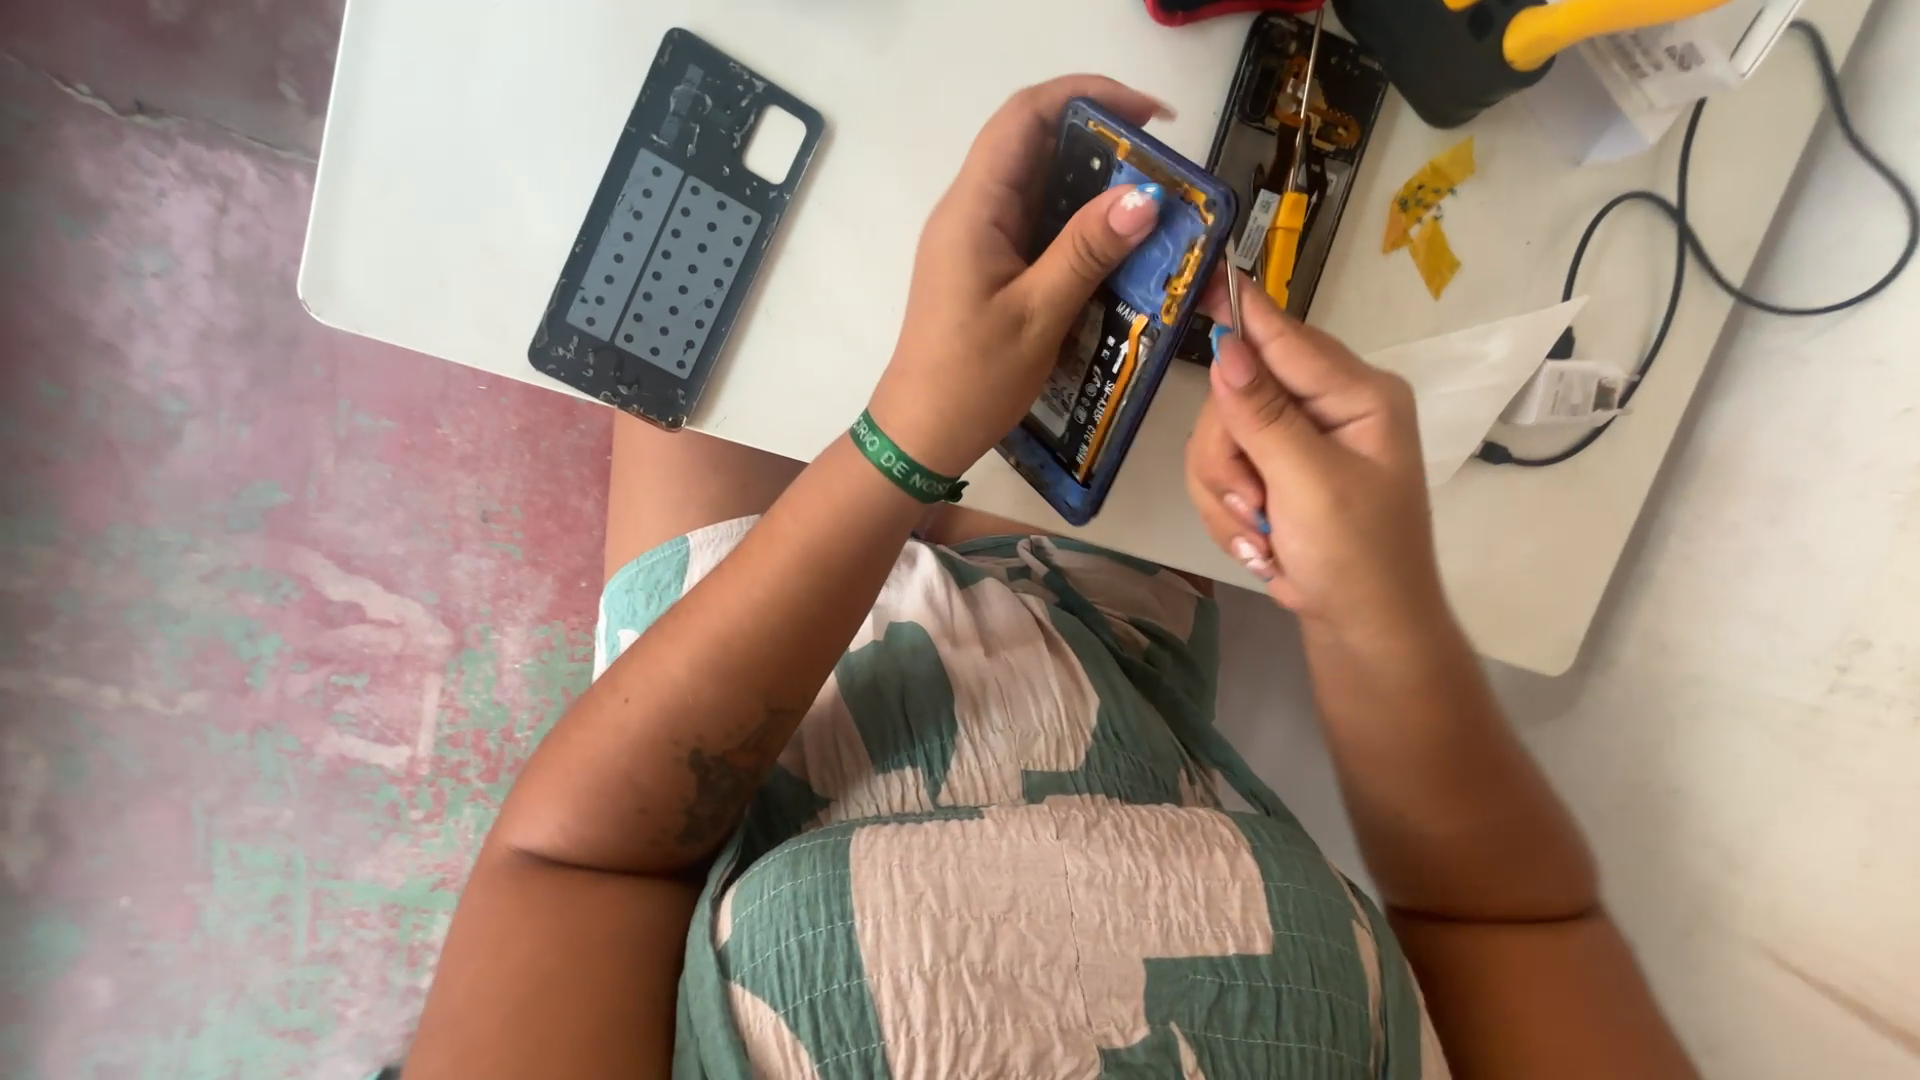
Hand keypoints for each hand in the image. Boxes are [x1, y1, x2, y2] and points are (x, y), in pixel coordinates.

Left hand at [866, 76, 1170, 475]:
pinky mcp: (984, 267)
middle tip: (1161, 169)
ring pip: (1036, 186)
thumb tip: (1145, 195)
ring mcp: (975, 240)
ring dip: (1091, 185)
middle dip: (1100, 142)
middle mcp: (970, 212)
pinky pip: (1033, 226)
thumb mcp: (1037, 315)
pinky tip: (1113, 244)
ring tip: (1149, 204)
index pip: (1025, 116)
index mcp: (973, 210)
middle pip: (1033, 144)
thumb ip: (1087, 251)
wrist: (922, 433)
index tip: (1149, 118)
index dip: (1088, 97)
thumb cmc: (972, 380)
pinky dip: (1074, 224)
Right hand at [1185, 271, 1450, 648]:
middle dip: (1229, 459)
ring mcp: (1296, 443)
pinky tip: (1259, 540)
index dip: (1245, 312)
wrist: (1361, 627)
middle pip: (1236, 399)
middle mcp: (1324, 408)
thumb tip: (1227, 348)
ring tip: (1260, 535)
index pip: (1288, 340)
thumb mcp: (1310, 483)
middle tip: (1251, 505)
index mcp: (1357, 396)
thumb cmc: (1356, 555)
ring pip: (1218, 440)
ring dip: (1226, 494)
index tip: (1207, 273)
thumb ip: (1264, 416)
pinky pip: (1219, 473)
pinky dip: (1228, 511)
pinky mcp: (1274, 473)